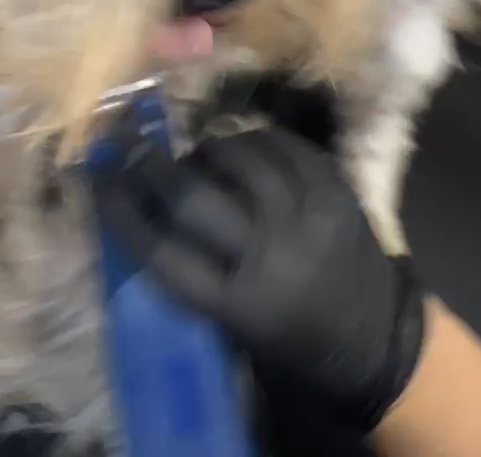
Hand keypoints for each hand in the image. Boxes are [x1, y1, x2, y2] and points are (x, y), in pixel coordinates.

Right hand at [94, 127, 427, 429]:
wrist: (382, 342)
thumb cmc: (290, 339)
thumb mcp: (232, 324)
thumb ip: (188, 268)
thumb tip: (138, 202)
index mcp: (240, 304)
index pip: (162, 249)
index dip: (122, 209)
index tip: (98, 179)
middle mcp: (272, 257)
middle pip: (194, 197)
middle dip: (152, 165)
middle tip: (131, 145)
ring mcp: (310, 217)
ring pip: (237, 157)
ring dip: (206, 149)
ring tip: (199, 154)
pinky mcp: (337, 190)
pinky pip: (281, 143)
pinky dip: (253, 139)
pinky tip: (243, 146)